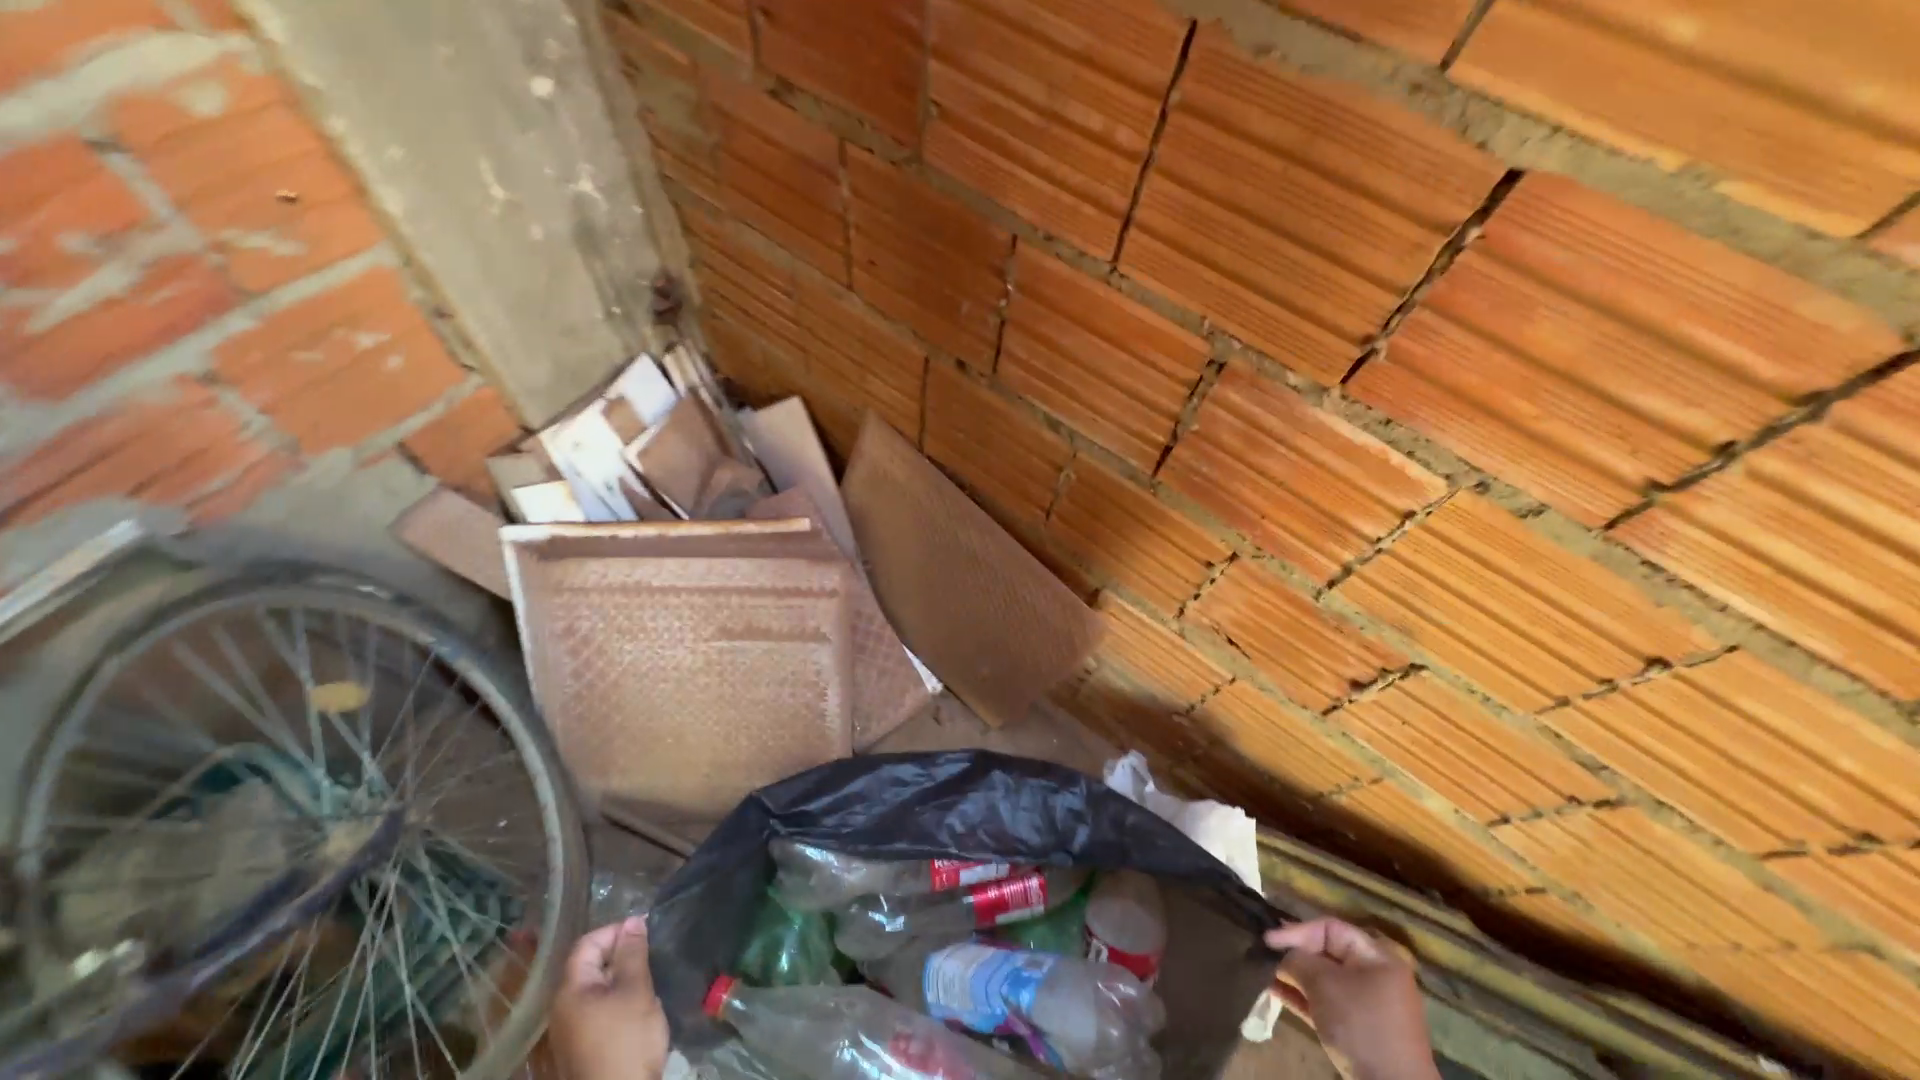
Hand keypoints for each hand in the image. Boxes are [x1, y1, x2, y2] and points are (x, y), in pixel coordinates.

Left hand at [547, 917, 670, 1079]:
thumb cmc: (626, 1041)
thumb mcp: (636, 991)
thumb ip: (633, 954)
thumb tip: (632, 921)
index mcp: (570, 990)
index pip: (587, 944)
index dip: (615, 931)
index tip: (645, 930)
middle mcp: (562, 1007)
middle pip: (589, 966)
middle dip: (620, 955)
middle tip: (651, 953)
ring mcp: (570, 1030)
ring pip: (596, 990)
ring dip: (622, 979)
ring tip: (649, 978)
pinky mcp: (582, 1047)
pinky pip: (598, 1011)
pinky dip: (618, 1001)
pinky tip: (640, 1008)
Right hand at [1265, 918, 1438, 1079]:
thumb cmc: (1360, 1025)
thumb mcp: (1325, 984)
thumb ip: (1297, 960)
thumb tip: (1276, 950)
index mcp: (1376, 957)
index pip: (1330, 928)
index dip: (1297, 930)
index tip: (1266, 939)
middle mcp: (1372, 975)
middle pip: (1325, 953)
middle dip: (1293, 953)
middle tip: (1260, 953)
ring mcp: (1364, 1004)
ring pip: (1322, 980)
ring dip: (1292, 975)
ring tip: (1260, 971)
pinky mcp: (1354, 1028)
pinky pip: (1323, 1002)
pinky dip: (1300, 996)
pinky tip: (1272, 990)